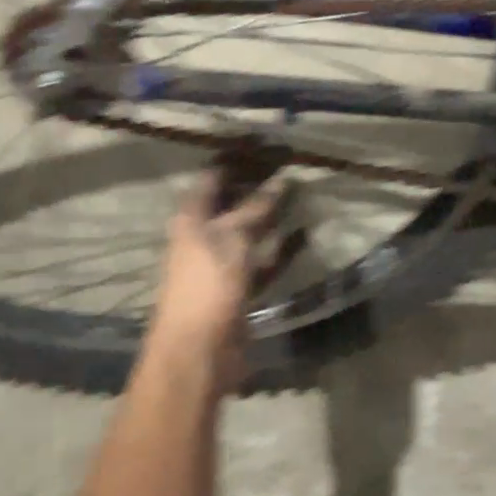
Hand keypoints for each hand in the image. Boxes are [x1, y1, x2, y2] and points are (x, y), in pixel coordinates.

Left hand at [145, 168, 287, 383]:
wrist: (198, 351)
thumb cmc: (208, 283)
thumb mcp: (232, 237)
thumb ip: (256, 208)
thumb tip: (281, 180)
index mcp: (191, 216)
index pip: (213, 176)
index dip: (238, 158)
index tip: (269, 144)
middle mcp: (203, 235)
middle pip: (233, 202)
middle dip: (260, 185)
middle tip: (293, 165)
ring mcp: (222, 263)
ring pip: (251, 231)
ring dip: (273, 215)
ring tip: (304, 194)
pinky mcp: (239, 288)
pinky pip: (263, 260)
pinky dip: (281, 248)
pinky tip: (305, 235)